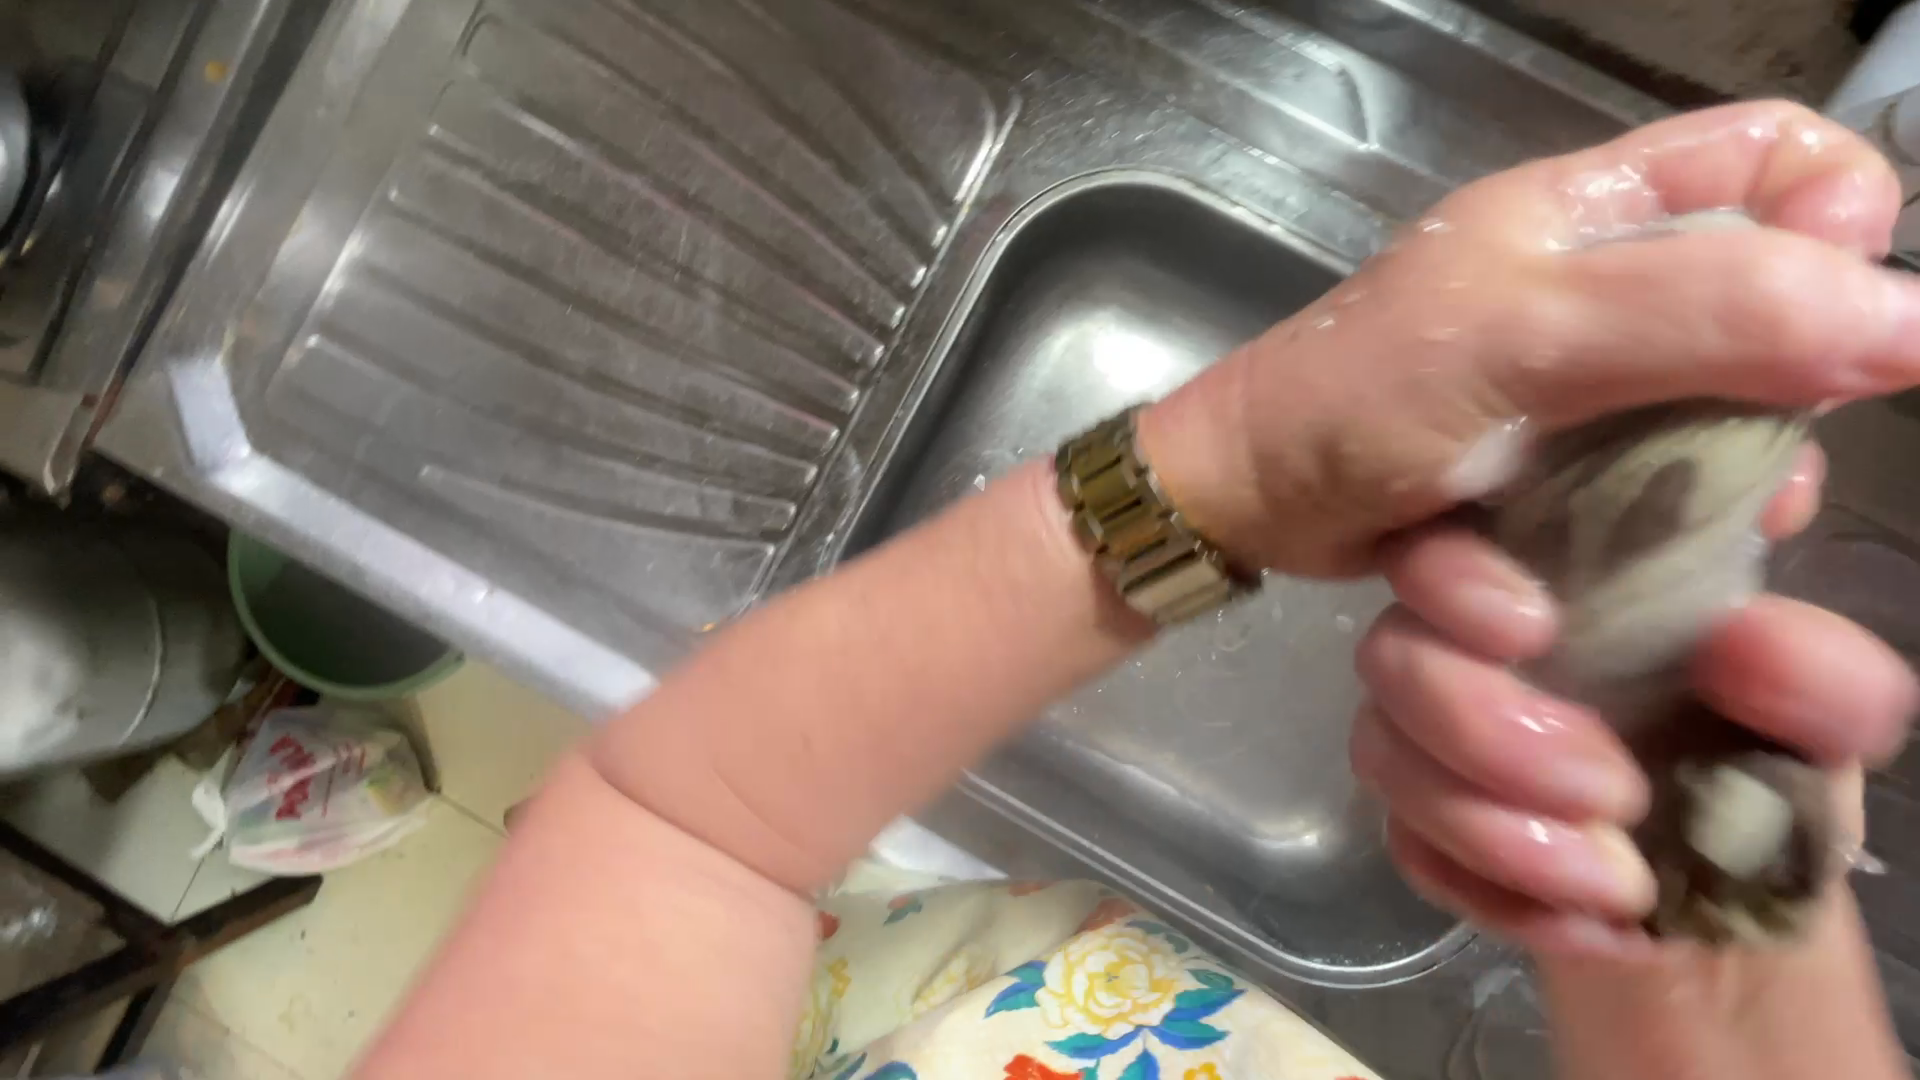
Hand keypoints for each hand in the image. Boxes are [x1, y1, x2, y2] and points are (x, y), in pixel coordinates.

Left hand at [1137, 100, 1919, 578]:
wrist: (1250, 497)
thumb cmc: (1353, 403)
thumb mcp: (1512, 339)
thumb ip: (1696, 315)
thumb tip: (1908, 320)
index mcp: (1569, 219)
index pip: (1764, 157)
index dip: (1832, 212)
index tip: (1827, 307)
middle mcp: (1572, 293)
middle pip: (1750, 305)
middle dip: (1775, 385)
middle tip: (1751, 463)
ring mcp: (1550, 385)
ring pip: (1696, 412)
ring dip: (1703, 481)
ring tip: (1691, 527)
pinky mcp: (1526, 462)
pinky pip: (1622, 485)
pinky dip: (1625, 526)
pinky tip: (1600, 557)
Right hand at [1354, 486, 1913, 954]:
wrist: (1718, 878)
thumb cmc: (1754, 756)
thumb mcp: (1818, 711)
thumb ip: (1807, 670)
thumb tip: (1744, 644)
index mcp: (1525, 587)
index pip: (1433, 547)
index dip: (1448, 579)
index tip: (1530, 631)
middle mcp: (1447, 649)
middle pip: (1388, 656)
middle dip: (1478, 729)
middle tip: (1608, 792)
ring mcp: (1416, 737)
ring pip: (1381, 756)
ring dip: (1487, 828)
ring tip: (1622, 887)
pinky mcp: (1411, 819)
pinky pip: (1408, 846)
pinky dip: (1491, 893)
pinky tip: (1584, 924)